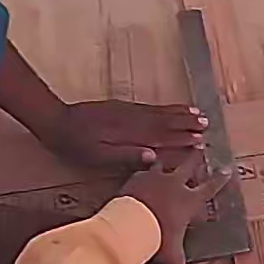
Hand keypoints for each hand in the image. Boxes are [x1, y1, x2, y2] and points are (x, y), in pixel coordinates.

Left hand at [0, 43, 206, 170]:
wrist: (57, 121)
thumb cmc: (76, 145)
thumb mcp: (97, 157)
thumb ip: (125, 156)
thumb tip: (153, 157)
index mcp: (129, 135)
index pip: (161, 137)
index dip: (181, 140)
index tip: (200, 142)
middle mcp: (132, 120)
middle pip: (165, 122)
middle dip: (186, 124)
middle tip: (207, 126)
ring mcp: (128, 111)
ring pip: (159, 112)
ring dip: (179, 114)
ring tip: (198, 114)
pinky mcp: (122, 107)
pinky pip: (150, 107)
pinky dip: (165, 108)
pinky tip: (172, 109)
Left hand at [122, 150, 230, 263]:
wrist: (130, 223)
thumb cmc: (156, 238)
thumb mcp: (171, 256)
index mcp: (189, 201)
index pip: (210, 188)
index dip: (220, 179)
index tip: (227, 169)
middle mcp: (175, 185)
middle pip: (189, 166)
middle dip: (196, 157)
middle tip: (201, 146)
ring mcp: (155, 178)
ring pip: (164, 163)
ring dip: (166, 159)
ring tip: (165, 154)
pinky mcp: (136, 177)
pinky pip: (141, 169)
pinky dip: (142, 169)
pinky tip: (140, 168)